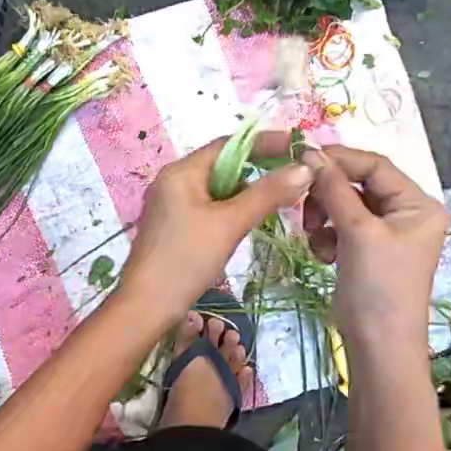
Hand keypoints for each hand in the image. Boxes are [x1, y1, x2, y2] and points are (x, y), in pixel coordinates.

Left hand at [118, 132, 313, 320]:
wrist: (146, 307)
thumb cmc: (186, 259)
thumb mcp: (230, 224)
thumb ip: (267, 194)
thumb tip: (304, 168)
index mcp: (182, 172)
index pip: (229, 145)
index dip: (265, 143)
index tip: (297, 146)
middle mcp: (174, 180)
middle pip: (224, 164)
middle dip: (259, 167)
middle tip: (294, 174)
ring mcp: (173, 203)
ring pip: (219, 187)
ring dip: (248, 190)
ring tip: (281, 197)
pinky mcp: (176, 224)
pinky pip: (211, 205)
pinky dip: (234, 207)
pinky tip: (252, 218)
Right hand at [301, 144, 447, 345]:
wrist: (378, 347)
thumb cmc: (378, 287)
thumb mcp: (358, 233)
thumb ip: (335, 189)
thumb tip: (310, 153)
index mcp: (419, 204)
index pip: (377, 166)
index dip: (341, 159)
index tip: (303, 156)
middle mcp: (407, 214)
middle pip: (360, 184)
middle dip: (329, 192)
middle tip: (303, 202)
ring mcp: (387, 234)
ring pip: (346, 205)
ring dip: (325, 215)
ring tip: (313, 234)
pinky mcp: (368, 252)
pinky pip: (342, 228)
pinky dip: (327, 236)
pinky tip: (323, 254)